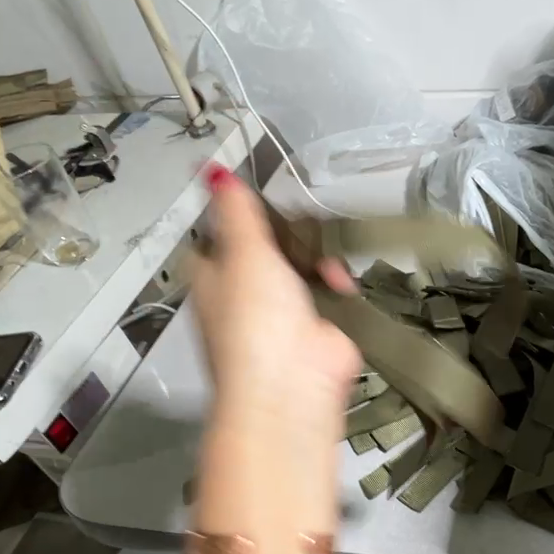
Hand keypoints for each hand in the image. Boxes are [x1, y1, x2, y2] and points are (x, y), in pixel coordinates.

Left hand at [191, 167, 359, 436]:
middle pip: (265, 247)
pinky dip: (336, 283)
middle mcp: (244, 293)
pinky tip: (341, 282)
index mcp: (212, 275)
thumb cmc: (256, 318)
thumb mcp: (243, 251)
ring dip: (317, 257)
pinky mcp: (318, 325)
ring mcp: (283, 311)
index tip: (259, 194)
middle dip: (288, 235)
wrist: (294, 383)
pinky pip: (327, 291)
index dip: (235, 214)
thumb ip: (236, 210)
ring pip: (300, 267)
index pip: (217, 233)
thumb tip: (212, 169)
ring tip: (326, 258)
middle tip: (305, 220)